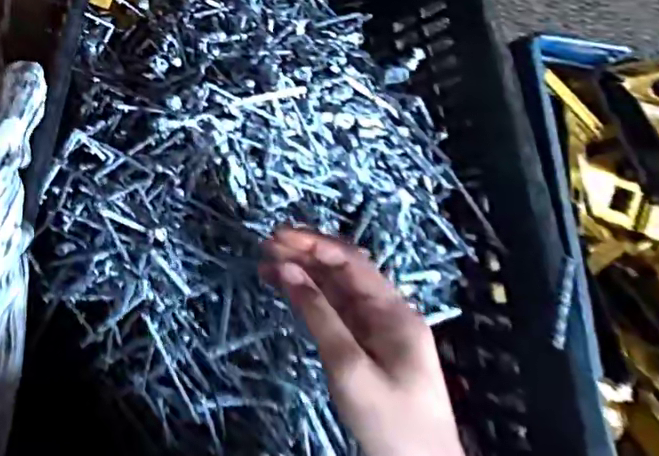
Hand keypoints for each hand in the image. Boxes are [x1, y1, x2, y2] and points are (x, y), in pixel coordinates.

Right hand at [260, 229, 462, 455]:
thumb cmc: (391, 421)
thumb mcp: (349, 367)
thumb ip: (318, 314)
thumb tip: (287, 268)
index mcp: (394, 312)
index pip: (350, 260)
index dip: (312, 243)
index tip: (276, 236)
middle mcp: (386, 313)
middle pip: (341, 270)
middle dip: (303, 254)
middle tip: (264, 247)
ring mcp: (376, 330)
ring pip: (333, 288)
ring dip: (301, 272)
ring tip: (265, 265)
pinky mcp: (364, 347)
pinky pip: (332, 309)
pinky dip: (306, 295)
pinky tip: (283, 289)